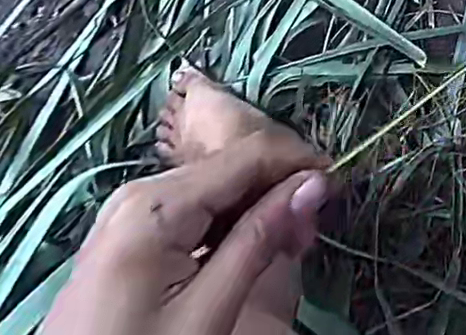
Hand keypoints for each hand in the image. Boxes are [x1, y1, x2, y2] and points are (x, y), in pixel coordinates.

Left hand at [42, 133, 328, 334]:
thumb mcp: (206, 313)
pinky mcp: (128, 232)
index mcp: (155, 202)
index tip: (336, 190)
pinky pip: (195, 207)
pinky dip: (230, 221)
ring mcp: (130, 210)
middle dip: (280, 188)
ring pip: (219, 185)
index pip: (250, 153)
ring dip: (259, 206)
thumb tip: (317, 181)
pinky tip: (249, 247)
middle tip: (309, 232)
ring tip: (286, 243)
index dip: (300, 163)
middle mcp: (142, 190)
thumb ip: (261, 238)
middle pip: (235, 164)